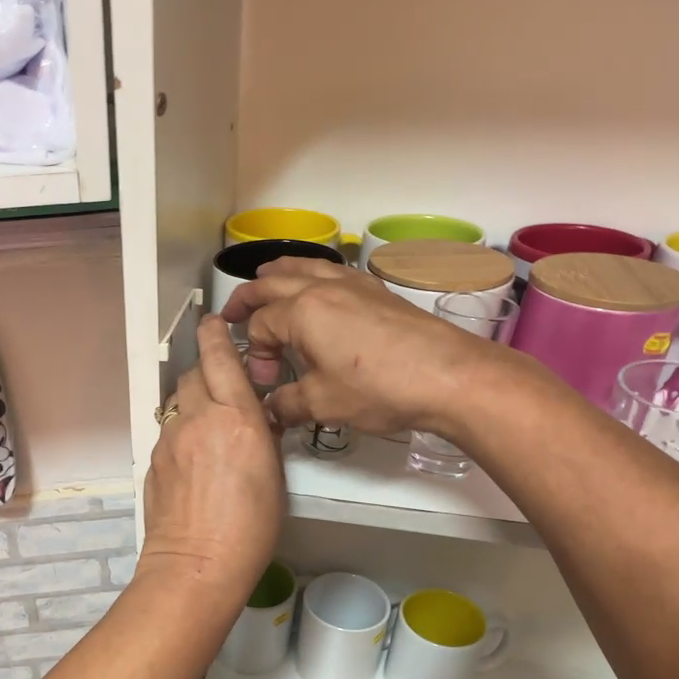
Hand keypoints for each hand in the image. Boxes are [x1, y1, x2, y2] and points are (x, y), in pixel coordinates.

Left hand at [139, 315, 285, 597]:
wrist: (196, 564)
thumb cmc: (249, 528)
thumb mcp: (273, 473)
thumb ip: (260, 435)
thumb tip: (253, 418)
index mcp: (237, 417)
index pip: (219, 356)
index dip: (215, 334)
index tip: (214, 324)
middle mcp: (198, 419)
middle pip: (193, 374)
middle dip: (206, 372)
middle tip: (223, 386)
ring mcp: (170, 439)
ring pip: (178, 403)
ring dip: (193, 404)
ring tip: (209, 427)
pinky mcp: (154, 461)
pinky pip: (168, 432)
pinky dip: (181, 433)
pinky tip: (195, 460)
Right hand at [221, 258, 507, 434]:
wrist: (447, 376)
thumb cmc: (379, 388)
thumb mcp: (323, 404)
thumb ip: (288, 404)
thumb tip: (270, 411)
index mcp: (301, 312)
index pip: (261, 325)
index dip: (257, 355)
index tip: (267, 384)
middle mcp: (322, 289)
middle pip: (273, 284)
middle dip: (248, 297)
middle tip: (230, 312)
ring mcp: (353, 286)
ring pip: (305, 266)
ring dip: (280, 272)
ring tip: (265, 275)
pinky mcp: (377, 292)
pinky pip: (333, 272)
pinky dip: (313, 273)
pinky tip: (319, 286)